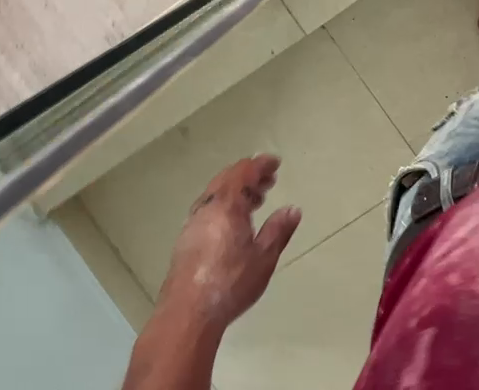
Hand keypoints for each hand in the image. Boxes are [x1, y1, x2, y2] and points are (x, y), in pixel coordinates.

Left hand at [155, 155, 302, 326]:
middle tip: (268, 182)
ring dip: (235, 191)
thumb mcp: (264, 257)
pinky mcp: (184, 240)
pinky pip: (206, 209)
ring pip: (214, 194)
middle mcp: (206, 208)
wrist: (187, 314)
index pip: (245, 172)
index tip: (276, 163)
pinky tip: (232, 224)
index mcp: (227, 205)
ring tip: (254, 202)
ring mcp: (192, 224)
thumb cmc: (230, 283)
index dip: (261, 165)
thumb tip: (293, 209)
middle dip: (249, 176)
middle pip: (227, 179)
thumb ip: (278, 230)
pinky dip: (223, 205)